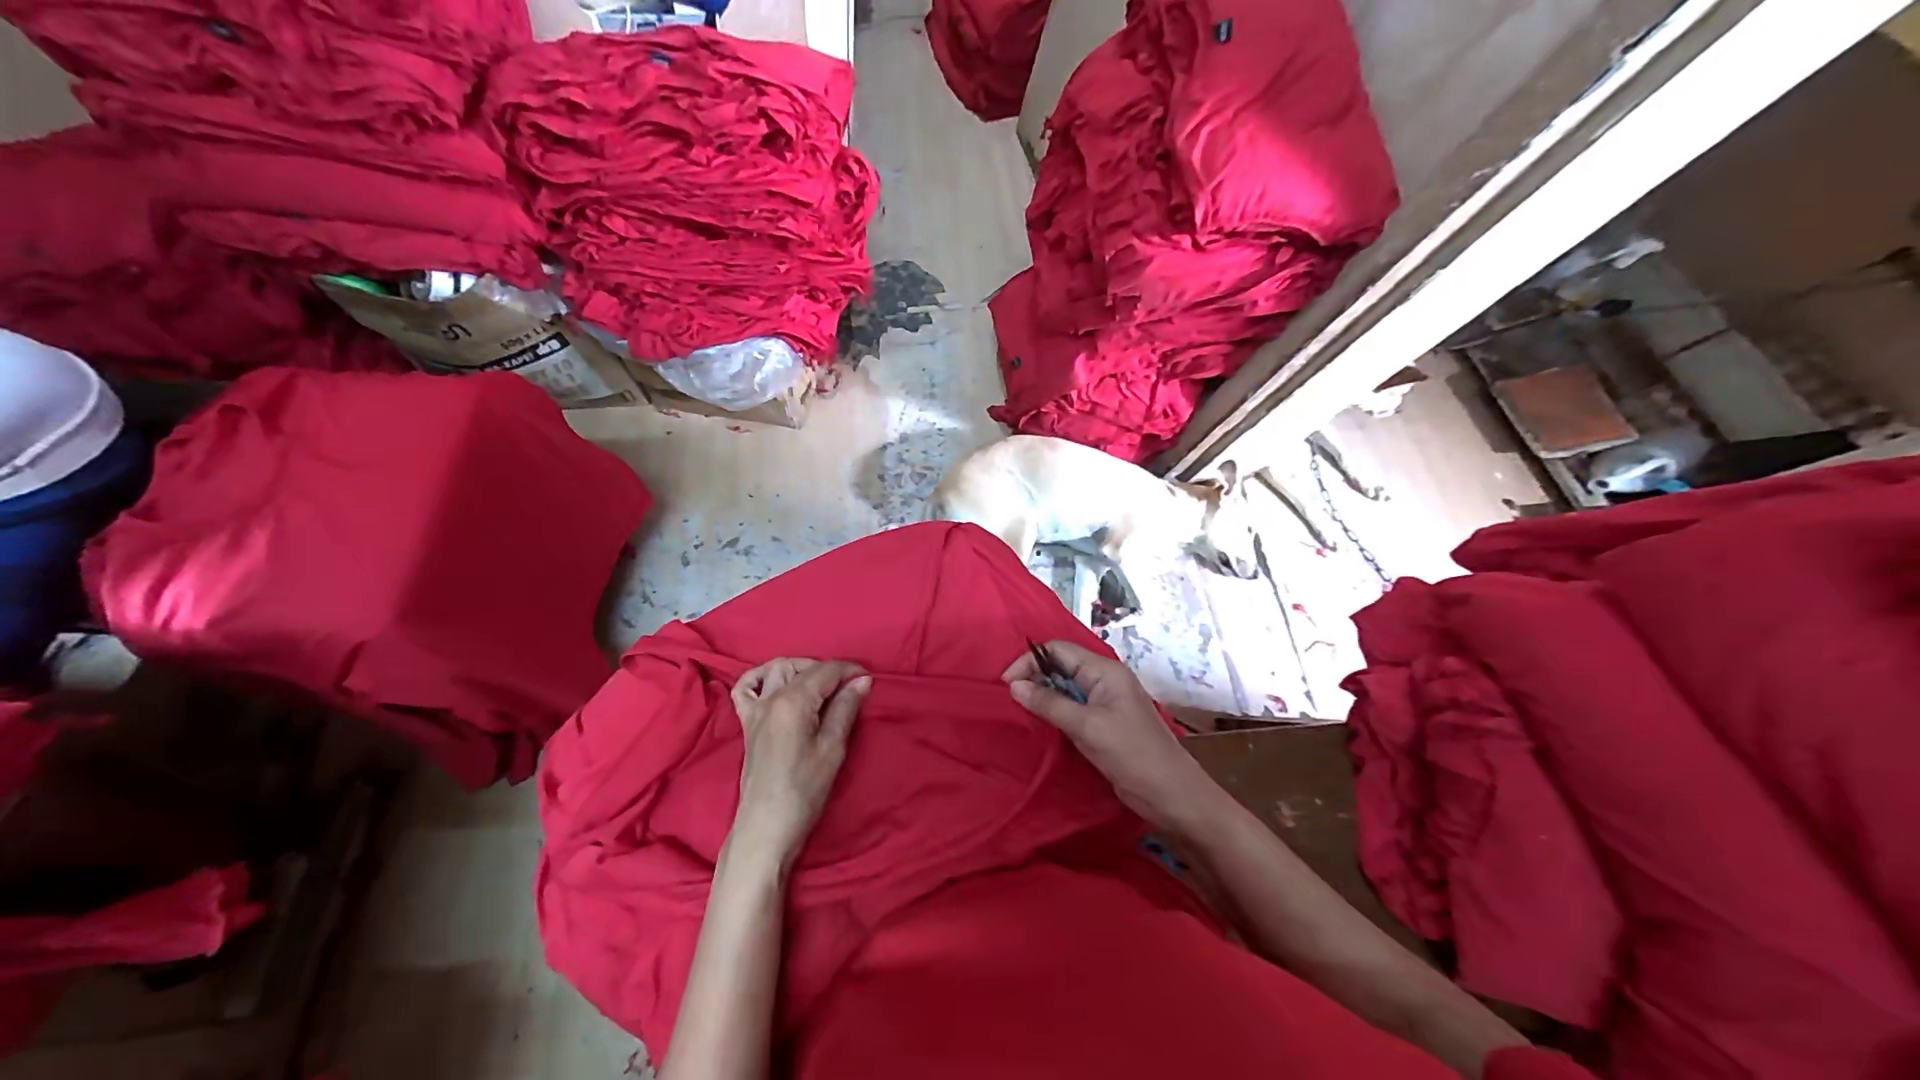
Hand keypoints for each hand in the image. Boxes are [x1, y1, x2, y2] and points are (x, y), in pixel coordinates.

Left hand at [729, 658, 871, 870]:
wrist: (767, 828)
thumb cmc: (804, 791)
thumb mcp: (832, 749)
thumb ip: (845, 709)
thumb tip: (861, 681)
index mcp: (792, 702)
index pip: (825, 670)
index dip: (849, 671)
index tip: (869, 679)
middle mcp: (770, 699)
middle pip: (801, 667)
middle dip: (827, 670)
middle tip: (849, 689)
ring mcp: (755, 711)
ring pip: (775, 670)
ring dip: (800, 669)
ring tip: (821, 687)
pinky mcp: (747, 724)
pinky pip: (745, 689)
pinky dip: (759, 679)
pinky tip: (775, 685)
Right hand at [1002, 641, 1229, 834]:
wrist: (1172, 794)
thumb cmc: (1132, 755)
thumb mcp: (1087, 727)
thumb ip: (1049, 704)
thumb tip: (1014, 686)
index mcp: (1105, 670)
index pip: (1058, 650)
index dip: (1030, 661)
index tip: (1006, 685)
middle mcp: (1105, 679)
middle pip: (1061, 664)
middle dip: (1034, 675)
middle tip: (1010, 698)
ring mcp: (1106, 701)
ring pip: (1066, 686)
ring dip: (1043, 693)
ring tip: (1020, 709)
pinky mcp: (1105, 722)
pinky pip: (1073, 706)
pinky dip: (1055, 710)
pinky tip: (1042, 722)